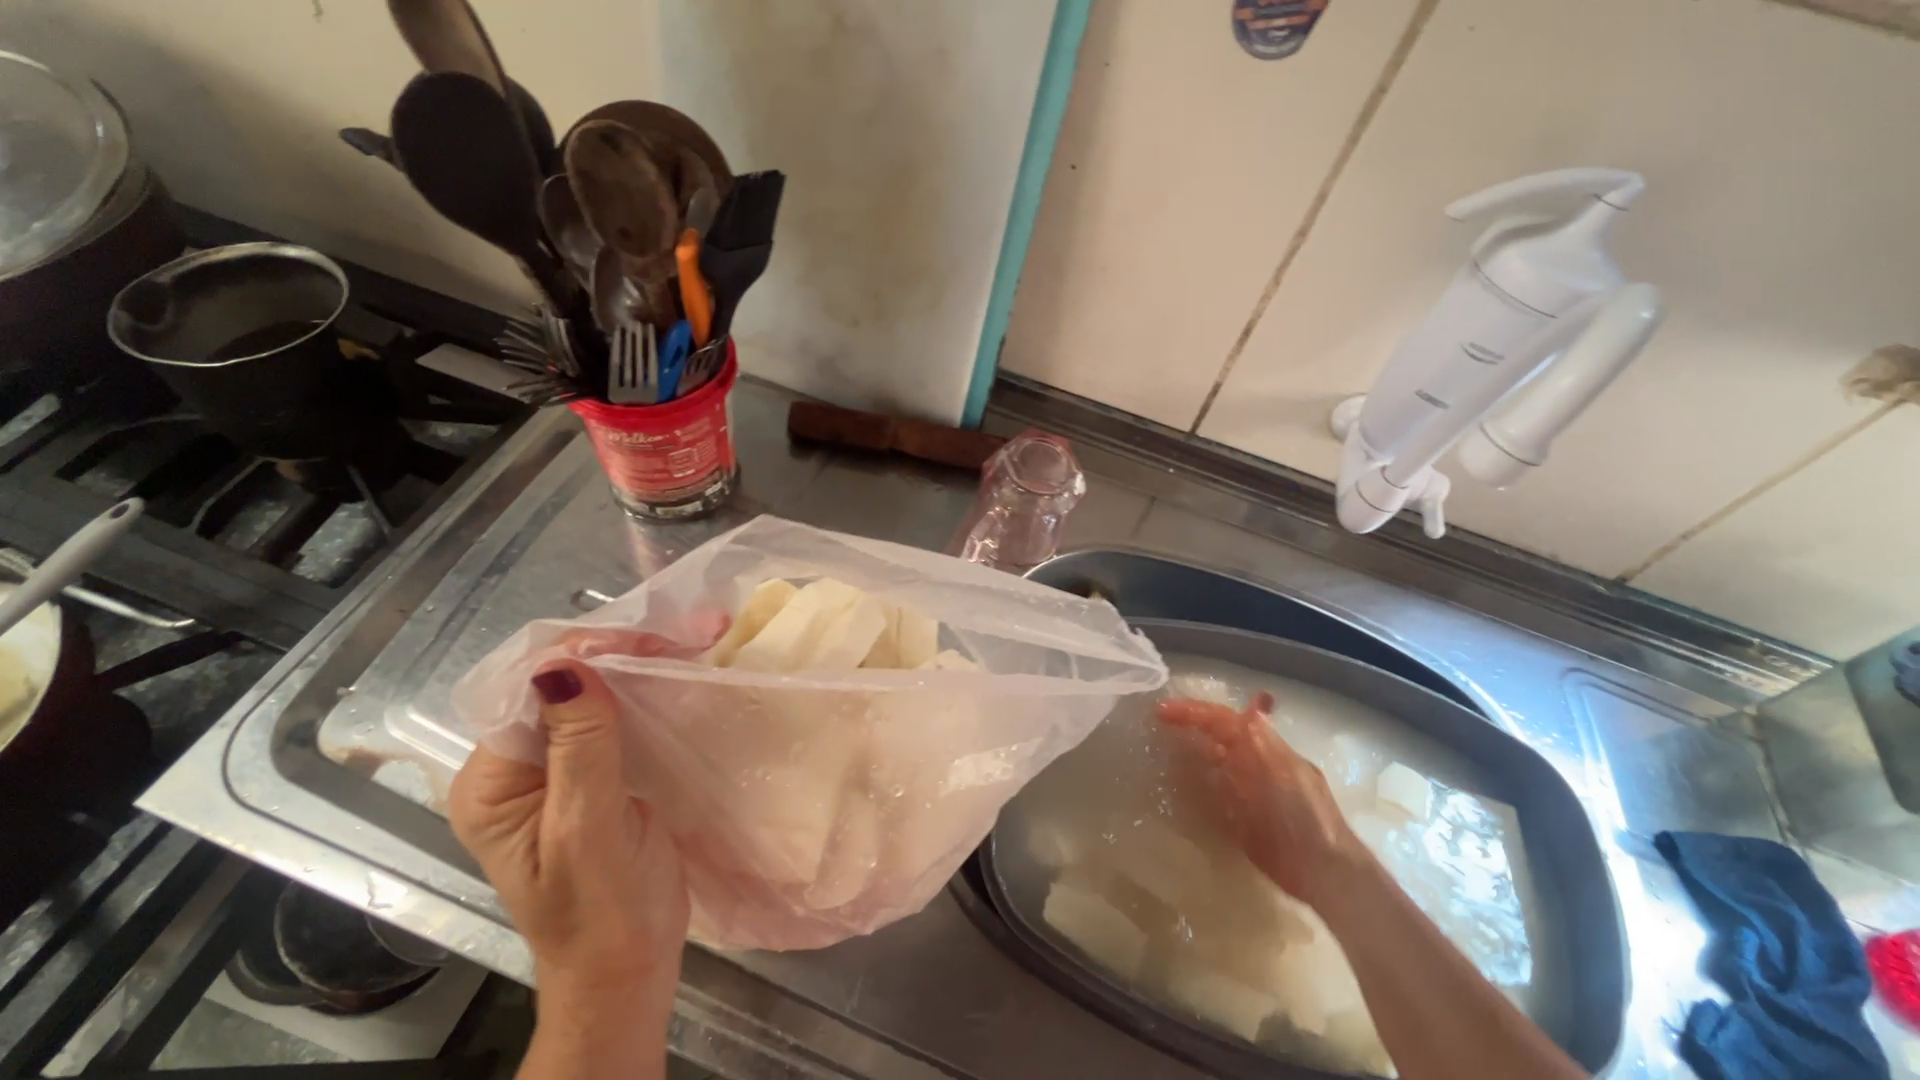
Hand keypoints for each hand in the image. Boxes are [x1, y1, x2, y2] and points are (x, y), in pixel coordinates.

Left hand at [449, 656, 687, 1001]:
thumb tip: (562, 666)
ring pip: (592, 694)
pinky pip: (615, 717)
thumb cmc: (604, 913)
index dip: (585, 654)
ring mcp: (556, 769)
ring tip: (695, 637)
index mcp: (490, 782)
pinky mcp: (595, 773)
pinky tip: (684, 669)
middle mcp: (515, 767)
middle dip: (619, 650)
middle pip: (558, 684)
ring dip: (640, 663)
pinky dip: (650, 690)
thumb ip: (578, 748)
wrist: (630, 968)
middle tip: (687, 633)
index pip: (527, 691)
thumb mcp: (587, 831)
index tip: (652, 641)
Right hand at [1157, 693, 1369, 908]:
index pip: (1224, 721)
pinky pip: (1210, 799)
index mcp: (1265, 750)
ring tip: (1158, 756)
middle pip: (1215, 740)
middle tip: (1154, 730)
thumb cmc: (1305, 816)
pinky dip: (1193, 792)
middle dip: (1188, 731)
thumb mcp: (1284, 772)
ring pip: (1211, 767)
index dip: (1193, 713)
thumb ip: (1263, 743)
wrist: (1323, 872)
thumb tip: (1250, 706)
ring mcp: (1246, 795)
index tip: (1160, 711)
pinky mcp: (1240, 822)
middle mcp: (1253, 766)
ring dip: (1188, 759)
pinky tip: (1175, 793)